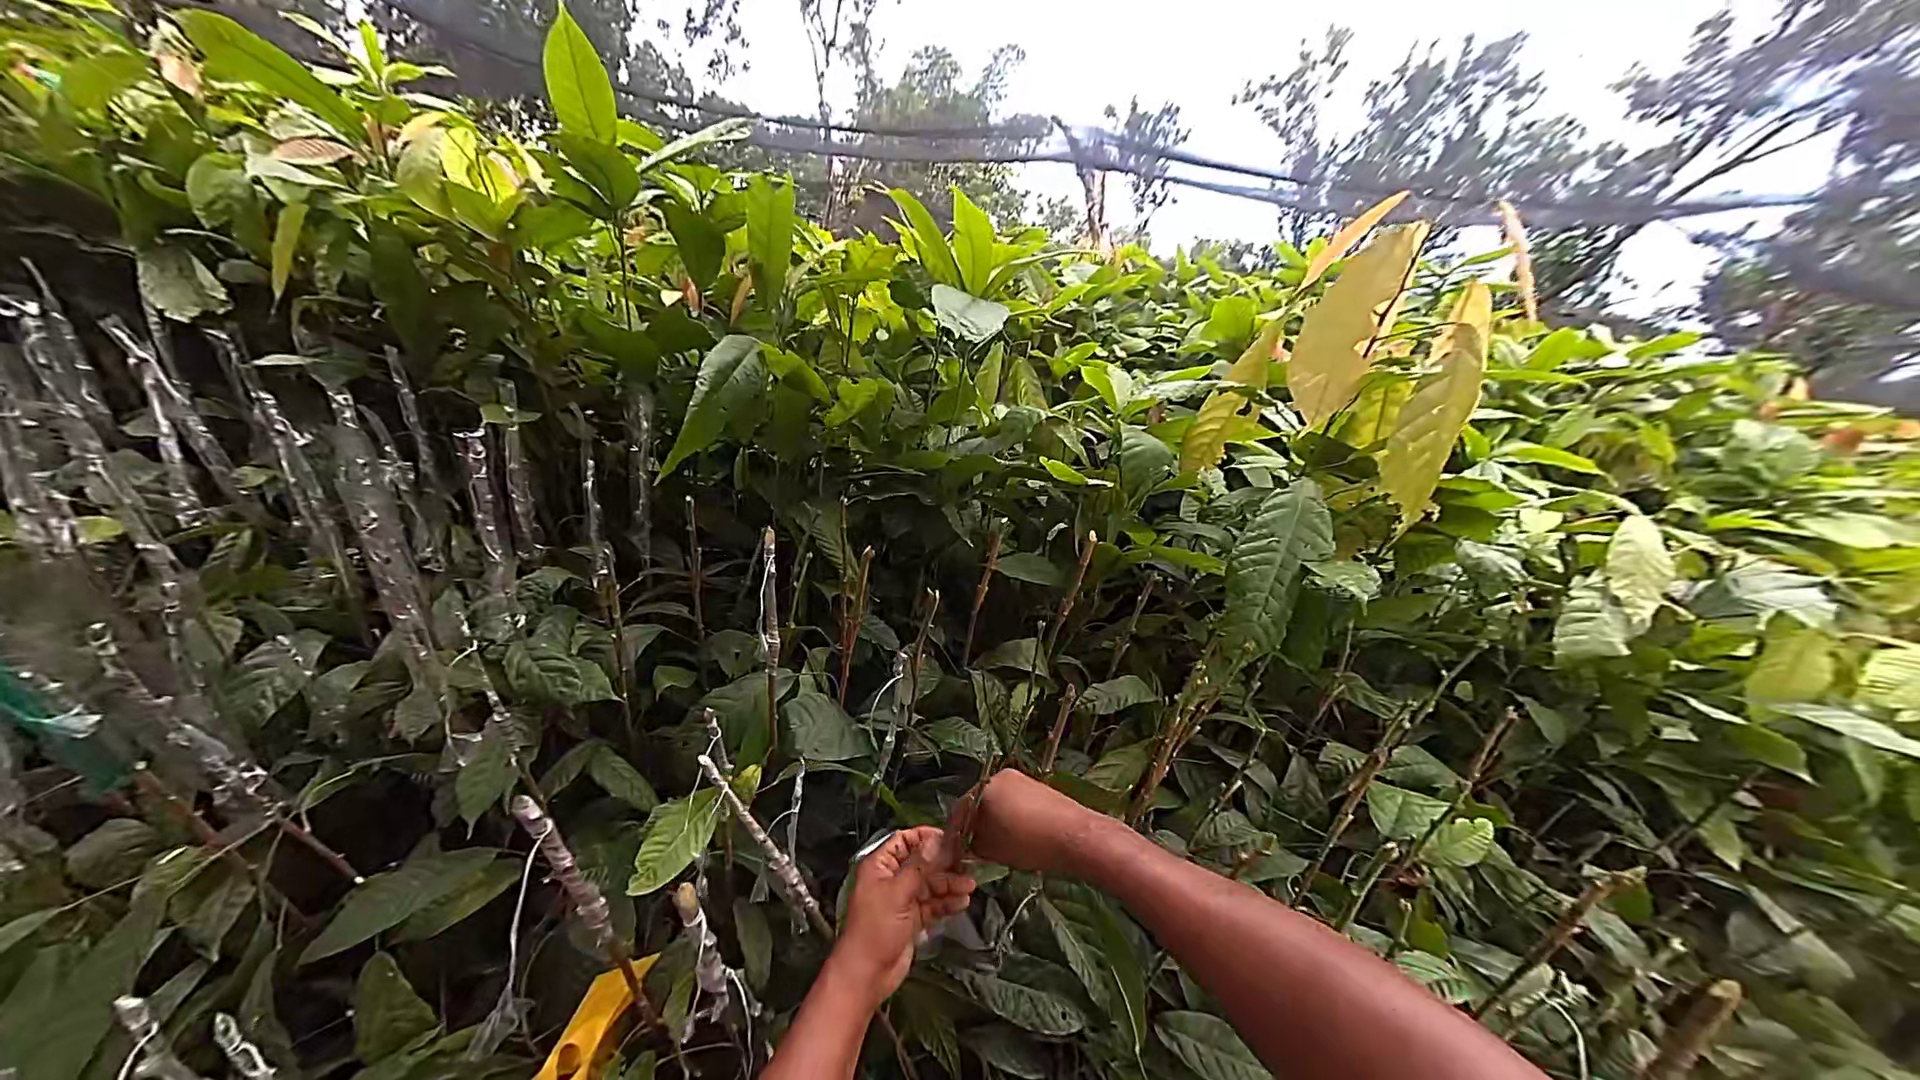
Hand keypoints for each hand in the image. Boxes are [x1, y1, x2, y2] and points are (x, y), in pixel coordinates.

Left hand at [832, 826, 974, 1004]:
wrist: (866, 975)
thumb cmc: (876, 928)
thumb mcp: (898, 892)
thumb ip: (919, 866)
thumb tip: (936, 840)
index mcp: (880, 866)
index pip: (904, 841)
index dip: (925, 837)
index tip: (949, 838)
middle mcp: (892, 879)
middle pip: (921, 864)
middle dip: (943, 864)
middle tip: (967, 864)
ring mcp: (903, 900)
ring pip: (930, 885)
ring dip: (949, 885)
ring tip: (969, 886)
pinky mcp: (912, 919)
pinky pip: (932, 905)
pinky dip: (946, 903)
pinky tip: (961, 902)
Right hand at [950, 770, 1106, 877]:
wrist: (1075, 836)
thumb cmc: (1028, 842)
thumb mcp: (992, 849)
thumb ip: (971, 845)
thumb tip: (965, 845)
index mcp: (984, 787)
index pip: (959, 810)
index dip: (954, 834)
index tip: (953, 853)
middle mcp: (999, 776)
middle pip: (977, 803)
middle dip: (974, 826)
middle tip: (972, 849)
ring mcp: (1020, 780)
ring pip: (996, 802)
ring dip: (991, 821)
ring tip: (995, 846)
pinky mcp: (1037, 787)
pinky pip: (1013, 802)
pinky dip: (1009, 818)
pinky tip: (1016, 837)